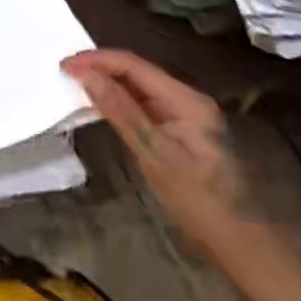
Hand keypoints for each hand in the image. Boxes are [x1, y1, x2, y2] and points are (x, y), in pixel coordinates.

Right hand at [62, 50, 300, 300]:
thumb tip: (86, 74)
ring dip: (106, 80)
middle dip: (99, 66)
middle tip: (65, 72)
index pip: (133, 65)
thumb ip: (121, 111)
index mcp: (186, 100)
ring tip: (75, 83)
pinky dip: (117, 97)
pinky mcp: (178, 125)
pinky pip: (141, 100)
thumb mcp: (154, 155)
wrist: (236, 240)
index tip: (64, 65)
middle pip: (135, 70)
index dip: (96, 60)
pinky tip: (99, 103)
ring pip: (136, 84)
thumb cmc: (197, 198)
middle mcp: (187, 98)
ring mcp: (184, 112)